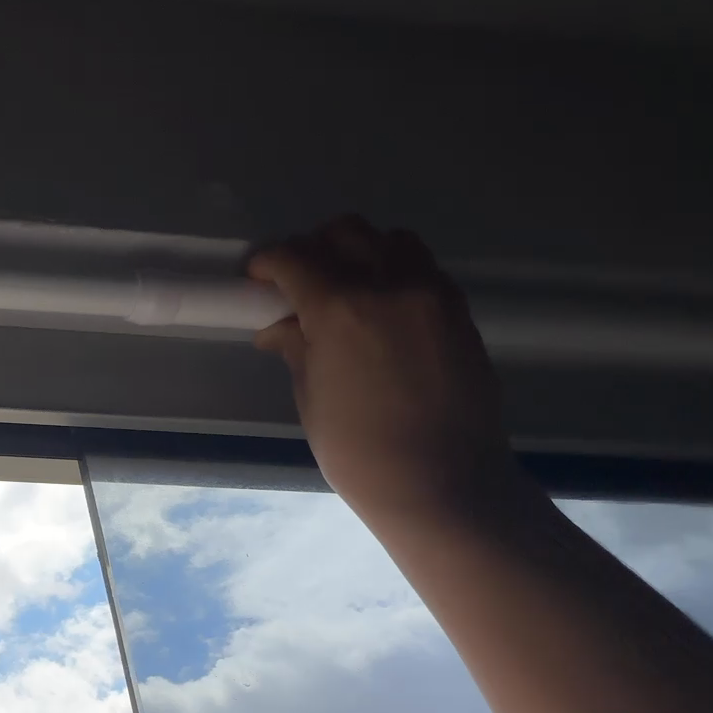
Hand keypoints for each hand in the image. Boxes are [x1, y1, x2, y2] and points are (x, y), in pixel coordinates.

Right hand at [249, 216, 524, 525]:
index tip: (254, 277)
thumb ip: (297, 348)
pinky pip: (421, 269)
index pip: (295, 259)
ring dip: (359, 252)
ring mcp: (432, 295)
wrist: (441, 480)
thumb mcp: (311, 397)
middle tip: (295, 280)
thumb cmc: (357, 449)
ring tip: (343, 289)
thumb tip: (280, 326)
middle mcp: (390, 286)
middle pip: (347, 233)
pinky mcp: (457, 311)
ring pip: (391, 241)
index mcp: (341, 310)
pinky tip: (378, 310)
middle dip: (313, 247)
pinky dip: (393, 273)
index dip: (267, 262)